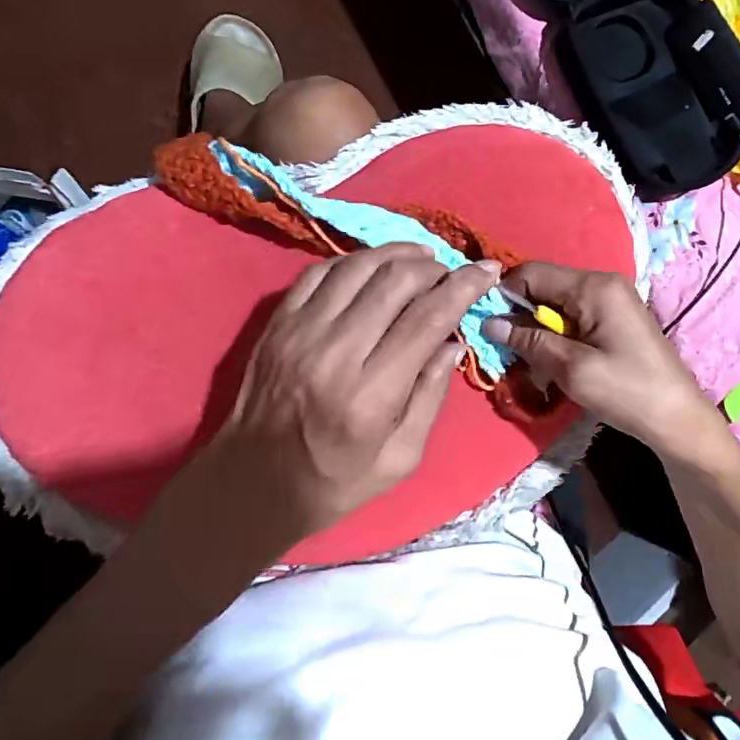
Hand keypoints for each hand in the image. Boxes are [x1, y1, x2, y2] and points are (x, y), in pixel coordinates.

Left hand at [190, 244, 500, 543]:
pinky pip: (319, 272)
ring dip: (397, 255)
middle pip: (395, 280)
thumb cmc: (335, 481)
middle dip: (435, 268)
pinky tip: (373, 268)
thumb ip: (430, 397)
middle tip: (452, 274)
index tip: (487, 271)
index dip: (464, 286)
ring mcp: (299, 332)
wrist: (251, 484)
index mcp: (372, 394)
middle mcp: (335, 353)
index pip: (428, 318)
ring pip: (358, 266)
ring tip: (421, 260)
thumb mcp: (401, 458)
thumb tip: (452, 342)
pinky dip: (354, 262)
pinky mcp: (277, 324)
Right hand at [485, 263, 729, 468]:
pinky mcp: (616, 318)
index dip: (505, 295)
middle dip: (522, 316)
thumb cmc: (628, 391)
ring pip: (557, 304)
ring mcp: (612, 300)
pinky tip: (556, 362)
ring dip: (540, 330)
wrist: (678, 418)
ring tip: (532, 362)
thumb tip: (489, 323)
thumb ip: (530, 341)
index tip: (488, 326)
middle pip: (544, 287)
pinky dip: (559, 336)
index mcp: (594, 286)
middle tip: (508, 350)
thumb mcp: (573, 369)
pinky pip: (574, 317)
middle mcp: (603, 282)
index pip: (532, 273)